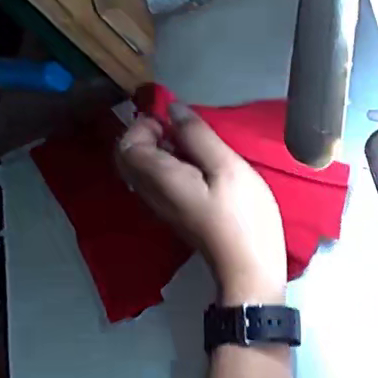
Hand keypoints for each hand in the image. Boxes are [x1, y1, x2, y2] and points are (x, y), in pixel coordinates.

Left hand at [117, 110, 285, 304]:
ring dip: (163, 154)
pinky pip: (161, 186)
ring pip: (145, 172)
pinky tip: (202, 173)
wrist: (250, 268)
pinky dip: (173, 171)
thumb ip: (198, 136)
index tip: (177, 121)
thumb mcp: (227, 167)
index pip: (127, 142)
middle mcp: (151, 193)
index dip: (146, 124)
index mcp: (158, 176)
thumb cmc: (243, 217)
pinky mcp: (180, 219)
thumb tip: (174, 109)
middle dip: (149, 137)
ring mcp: (164, 209)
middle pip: (131, 157)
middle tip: (184, 132)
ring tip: (196, 150)